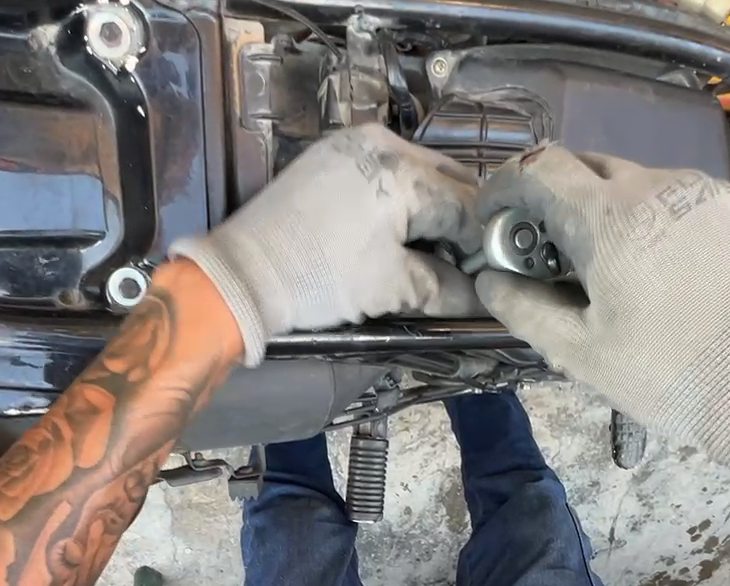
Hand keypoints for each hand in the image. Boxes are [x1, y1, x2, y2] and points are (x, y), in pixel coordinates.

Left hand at [171, 124, 481, 364]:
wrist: (243, 275)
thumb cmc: (318, 281)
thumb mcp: (389, 289)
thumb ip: (445, 288)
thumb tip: (481, 298)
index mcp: (403, 172)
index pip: (467, 206)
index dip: (481, 246)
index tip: (485, 277)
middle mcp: (383, 142)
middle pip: (446, 182)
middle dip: (459, 225)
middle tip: (460, 267)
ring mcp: (354, 143)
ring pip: (417, 175)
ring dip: (431, 213)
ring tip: (428, 255)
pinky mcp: (332, 155)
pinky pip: (385, 173)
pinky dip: (400, 202)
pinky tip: (396, 234)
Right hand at [473, 146, 729, 514]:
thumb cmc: (664, 374)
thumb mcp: (576, 353)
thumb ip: (523, 308)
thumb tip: (489, 278)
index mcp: (609, 221)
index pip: (538, 169)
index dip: (503, 186)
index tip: (493, 219)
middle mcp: (654, 186)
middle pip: (582, 165)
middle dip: (549, 198)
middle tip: (542, 251)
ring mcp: (698, 190)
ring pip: (627, 179)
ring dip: (595, 209)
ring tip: (597, 265)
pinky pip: (667, 194)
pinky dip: (639, 216)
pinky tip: (645, 265)